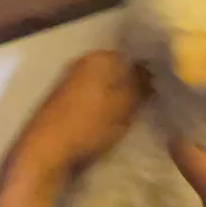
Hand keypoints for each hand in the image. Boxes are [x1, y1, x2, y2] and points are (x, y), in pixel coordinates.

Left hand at [10, 51, 149, 185]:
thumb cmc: (89, 125)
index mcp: (99, 58)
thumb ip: (141, 87)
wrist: (46, 148)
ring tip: (130, 114)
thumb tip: (153, 72)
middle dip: (131, 84)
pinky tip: (108, 120)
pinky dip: (101, 104)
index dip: (148, 73)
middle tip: (148, 103)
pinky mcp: (62, 98)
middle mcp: (82, 61)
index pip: (133, 57)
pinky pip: (91, 94)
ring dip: (116, 95)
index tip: (159, 90)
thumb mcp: (123, 107)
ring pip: (103, 83)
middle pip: (117, 70)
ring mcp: (69, 79)